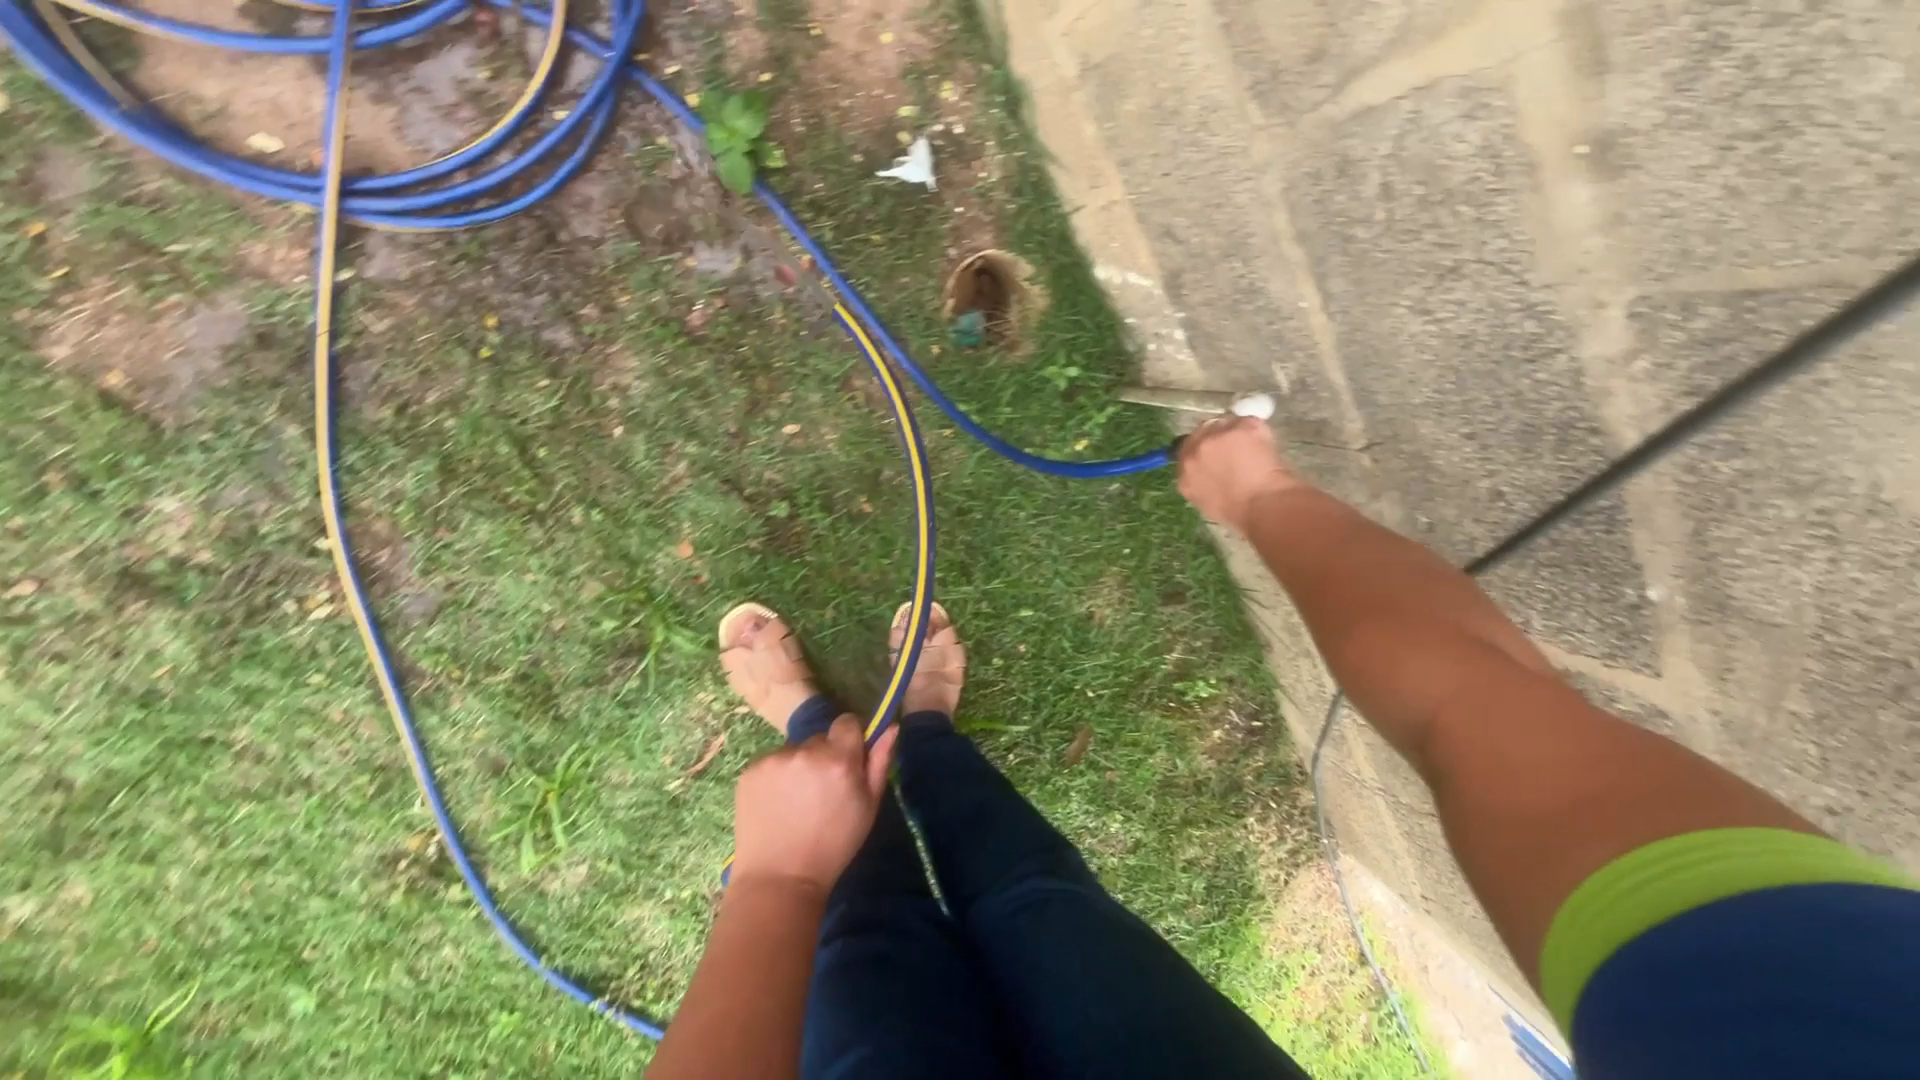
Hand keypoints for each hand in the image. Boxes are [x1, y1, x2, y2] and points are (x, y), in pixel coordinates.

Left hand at [731, 715, 898, 894]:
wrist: (780, 879)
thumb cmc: (834, 847)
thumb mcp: (868, 808)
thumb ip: (880, 763)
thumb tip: (891, 727)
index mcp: (839, 760)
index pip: (847, 722)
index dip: (850, 740)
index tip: (848, 762)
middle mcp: (806, 752)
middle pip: (820, 739)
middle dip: (824, 757)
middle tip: (821, 793)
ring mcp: (774, 760)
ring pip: (795, 751)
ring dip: (799, 767)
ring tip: (796, 803)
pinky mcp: (750, 770)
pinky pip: (771, 763)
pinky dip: (776, 777)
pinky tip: (777, 805)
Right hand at [1176, 415, 1306, 530]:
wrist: (1263, 506)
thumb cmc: (1239, 514)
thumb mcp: (1207, 503)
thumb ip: (1202, 482)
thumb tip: (1211, 472)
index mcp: (1185, 472)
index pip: (1186, 449)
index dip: (1203, 449)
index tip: (1217, 453)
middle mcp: (1196, 450)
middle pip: (1202, 430)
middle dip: (1217, 436)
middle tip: (1236, 447)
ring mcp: (1218, 435)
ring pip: (1225, 422)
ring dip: (1237, 432)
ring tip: (1254, 449)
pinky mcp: (1242, 426)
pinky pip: (1248, 422)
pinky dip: (1258, 433)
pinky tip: (1266, 449)